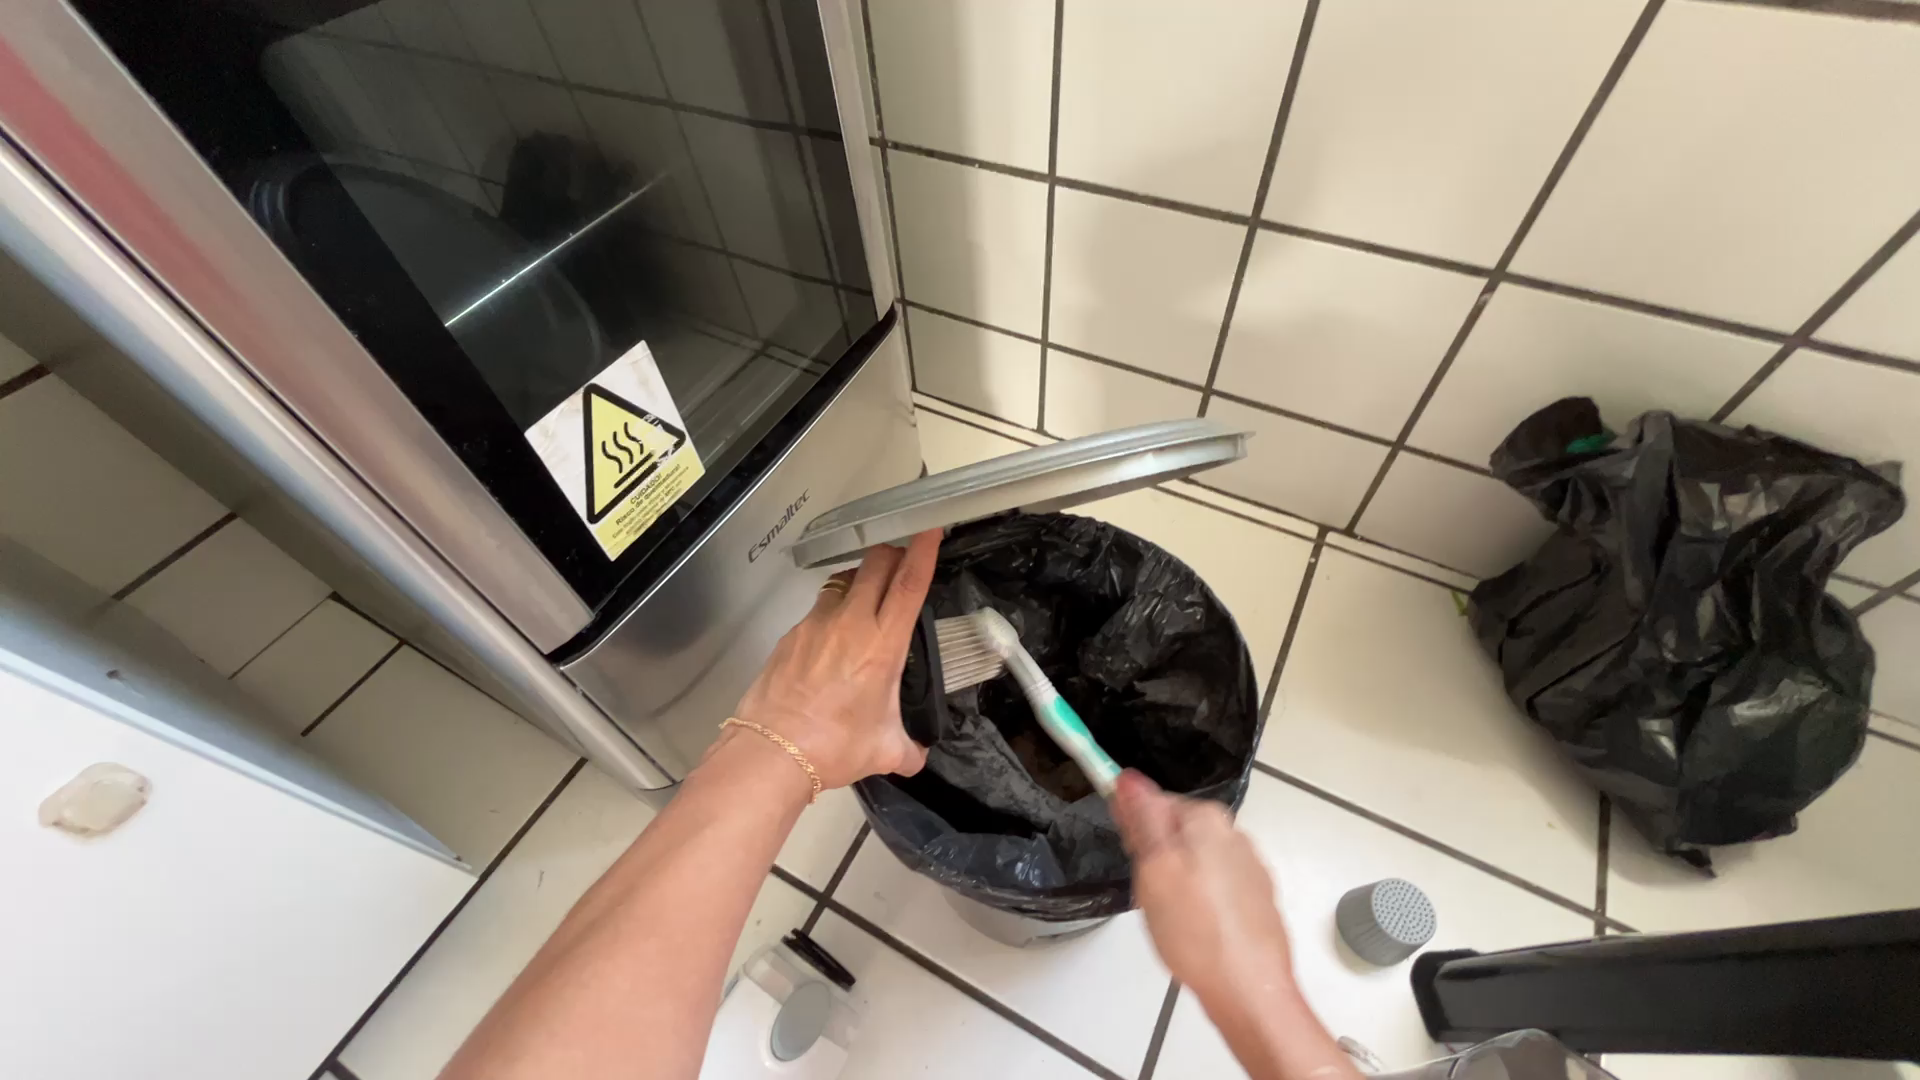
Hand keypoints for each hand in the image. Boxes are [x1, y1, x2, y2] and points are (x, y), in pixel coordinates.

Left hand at [727, 529, 939, 790]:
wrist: (772, 751)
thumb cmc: (835, 746)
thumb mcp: (883, 750)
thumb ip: (908, 750)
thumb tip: (915, 759)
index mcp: (883, 644)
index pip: (909, 584)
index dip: (923, 551)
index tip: (930, 529)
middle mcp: (851, 623)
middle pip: (876, 564)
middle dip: (893, 553)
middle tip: (903, 561)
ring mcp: (817, 623)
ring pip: (845, 579)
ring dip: (862, 578)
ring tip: (869, 597)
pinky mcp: (791, 634)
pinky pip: (819, 608)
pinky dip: (834, 610)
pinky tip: (833, 639)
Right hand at [1112, 770, 1295, 1006]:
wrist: (1250, 993)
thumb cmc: (1194, 929)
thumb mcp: (1154, 866)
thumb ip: (1141, 817)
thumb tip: (1127, 776)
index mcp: (1207, 818)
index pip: (1153, 803)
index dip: (1135, 833)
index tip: (1134, 863)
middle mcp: (1234, 833)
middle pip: (1174, 831)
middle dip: (1156, 859)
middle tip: (1152, 896)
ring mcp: (1251, 867)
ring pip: (1193, 861)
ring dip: (1176, 882)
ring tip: (1172, 919)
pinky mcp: (1259, 899)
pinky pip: (1214, 887)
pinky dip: (1200, 903)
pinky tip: (1196, 931)